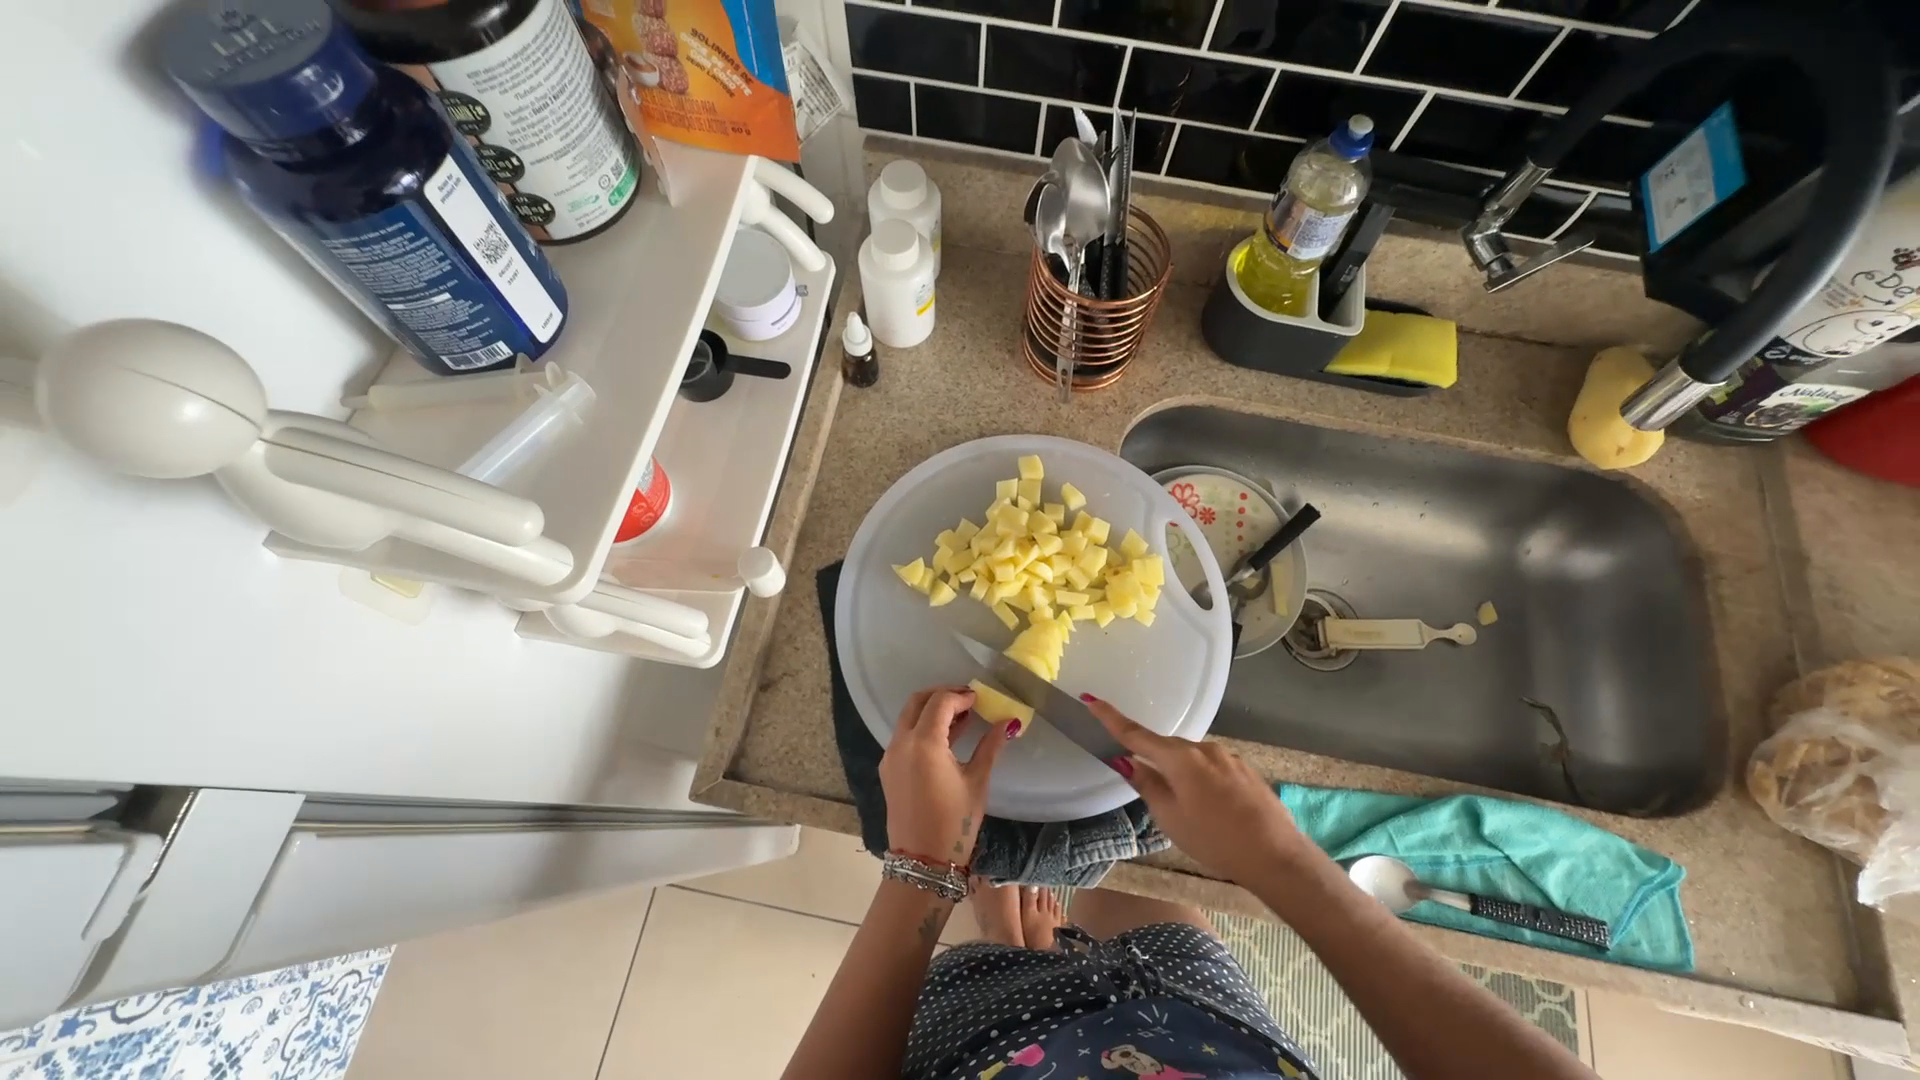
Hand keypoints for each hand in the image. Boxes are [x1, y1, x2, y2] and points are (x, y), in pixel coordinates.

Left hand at [880, 686, 1012, 864]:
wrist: (922, 860)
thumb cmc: (954, 822)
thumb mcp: (977, 781)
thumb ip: (990, 746)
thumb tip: (1008, 723)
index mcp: (923, 743)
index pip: (940, 703)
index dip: (961, 696)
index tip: (980, 699)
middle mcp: (901, 743)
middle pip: (917, 702)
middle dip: (942, 695)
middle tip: (967, 700)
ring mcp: (890, 756)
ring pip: (907, 718)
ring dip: (931, 711)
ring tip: (961, 718)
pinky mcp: (888, 769)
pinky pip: (903, 736)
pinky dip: (922, 728)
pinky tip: (945, 738)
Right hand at [1086, 695, 1322, 886]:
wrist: (1275, 855)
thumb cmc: (1214, 839)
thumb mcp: (1170, 817)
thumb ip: (1146, 785)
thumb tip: (1126, 761)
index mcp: (1179, 758)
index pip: (1135, 734)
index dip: (1110, 718)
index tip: (1090, 699)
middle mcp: (1202, 748)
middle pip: (1165, 747)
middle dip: (1151, 758)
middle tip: (1146, 786)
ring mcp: (1227, 757)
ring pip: (1190, 758)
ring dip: (1179, 772)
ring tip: (1186, 809)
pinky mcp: (1244, 770)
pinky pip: (1211, 767)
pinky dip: (1200, 779)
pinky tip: (1210, 807)